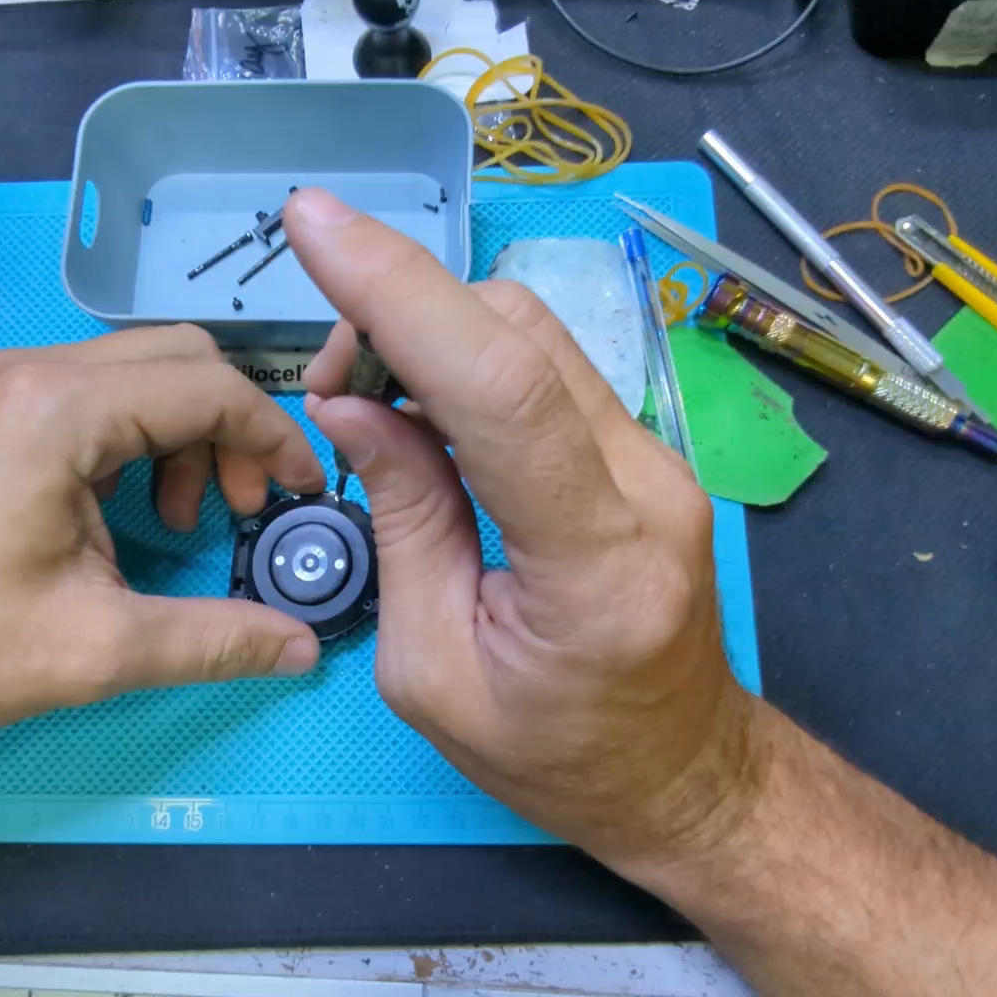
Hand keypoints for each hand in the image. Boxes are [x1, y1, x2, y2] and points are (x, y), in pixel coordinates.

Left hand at [0, 327, 327, 771]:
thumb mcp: (95, 651)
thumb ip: (218, 640)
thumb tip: (304, 650)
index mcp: (60, 408)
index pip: (211, 388)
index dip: (275, 437)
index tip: (300, 495)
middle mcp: (26, 372)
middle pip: (176, 360)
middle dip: (228, 429)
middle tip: (232, 509)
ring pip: (129, 375)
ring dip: (178, 436)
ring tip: (172, 521)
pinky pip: (82, 399)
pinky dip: (129, 442)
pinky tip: (112, 515)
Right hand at [285, 188, 761, 865]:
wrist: (681, 774)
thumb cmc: (554, 755)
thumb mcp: (433, 670)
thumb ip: (402, 523)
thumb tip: (353, 404)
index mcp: (593, 563)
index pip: (500, 387)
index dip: (401, 291)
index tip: (315, 223)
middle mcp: (645, 485)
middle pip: (517, 334)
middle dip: (399, 315)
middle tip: (329, 381)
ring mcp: (656, 461)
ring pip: (534, 337)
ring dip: (433, 335)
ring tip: (369, 398)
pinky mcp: (644, 455)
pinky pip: (547, 372)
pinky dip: (469, 366)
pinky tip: (426, 411)